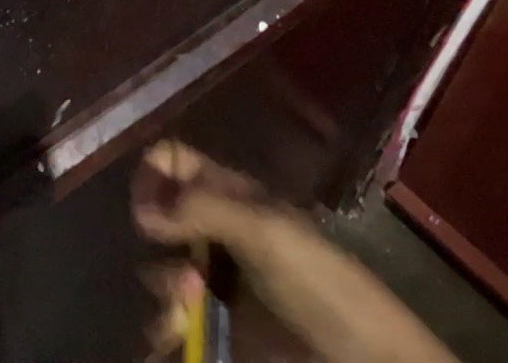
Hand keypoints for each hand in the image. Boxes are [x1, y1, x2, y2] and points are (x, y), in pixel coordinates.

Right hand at [132, 141, 456, 362]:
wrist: (367, 362)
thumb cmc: (322, 284)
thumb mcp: (267, 233)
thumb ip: (202, 210)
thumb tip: (140, 209)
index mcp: (232, 198)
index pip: (176, 165)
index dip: (155, 175)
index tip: (146, 204)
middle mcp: (217, 236)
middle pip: (159, 222)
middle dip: (158, 246)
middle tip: (186, 278)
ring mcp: (216, 286)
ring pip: (160, 277)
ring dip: (165, 295)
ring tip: (186, 317)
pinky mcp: (216, 332)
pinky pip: (170, 328)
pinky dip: (162, 335)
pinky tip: (171, 341)